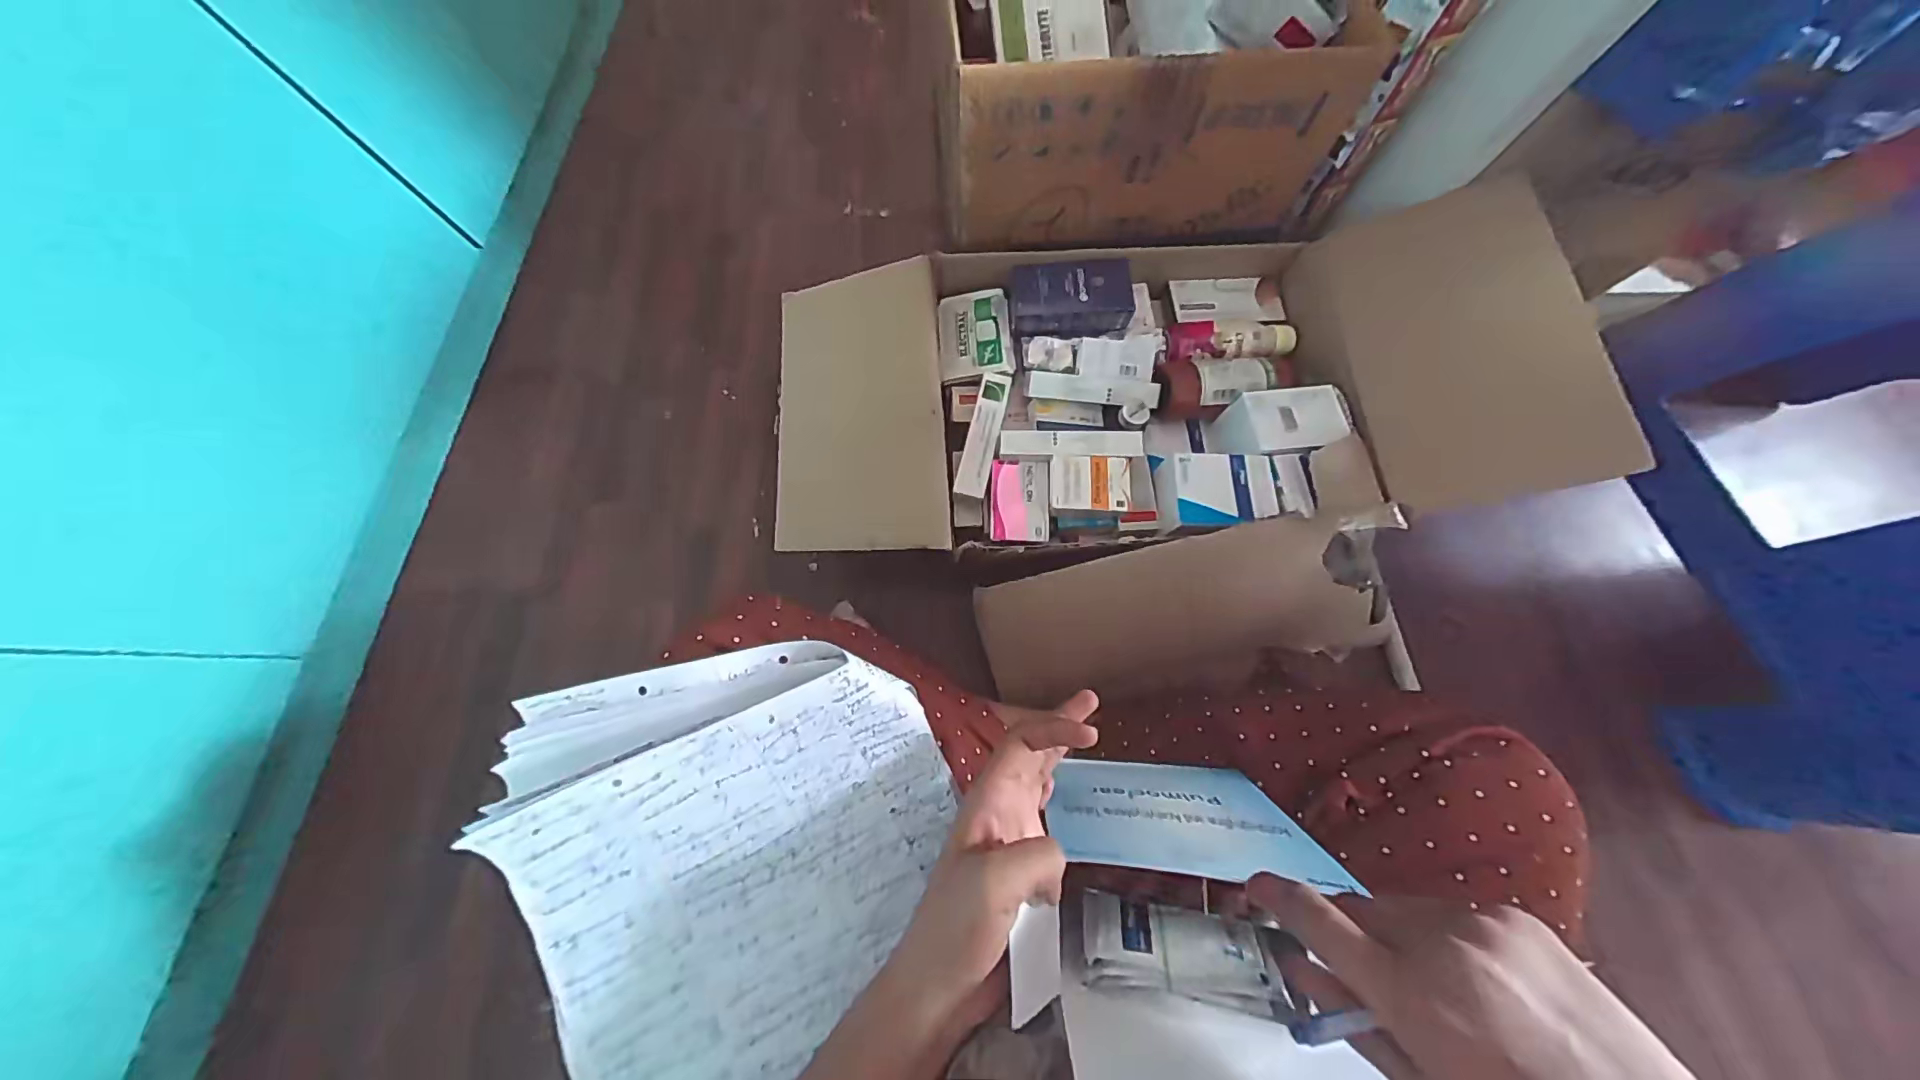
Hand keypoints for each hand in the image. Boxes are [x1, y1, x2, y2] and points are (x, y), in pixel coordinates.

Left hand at [887, 691, 1099, 1017]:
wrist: (938, 983)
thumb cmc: (955, 927)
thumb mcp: (994, 883)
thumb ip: (1036, 854)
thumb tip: (1060, 854)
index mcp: (987, 802)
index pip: (1020, 746)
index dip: (1053, 729)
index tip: (1091, 732)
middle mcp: (997, 811)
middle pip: (1029, 753)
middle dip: (1058, 725)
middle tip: (1090, 704)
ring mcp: (1007, 838)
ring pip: (1038, 782)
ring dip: (1061, 758)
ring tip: (1086, 739)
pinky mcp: (1019, 868)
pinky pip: (1047, 821)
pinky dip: (1063, 801)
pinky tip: (1073, 804)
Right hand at [1246, 875, 1693, 1079]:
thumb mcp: (1422, 1078)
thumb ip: (1352, 1018)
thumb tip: (1302, 967)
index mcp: (1411, 992)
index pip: (1317, 921)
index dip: (1277, 897)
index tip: (1255, 886)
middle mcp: (1440, 940)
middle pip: (1355, 907)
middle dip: (1346, 931)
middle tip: (1363, 972)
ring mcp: (1482, 921)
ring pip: (1399, 907)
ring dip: (1396, 934)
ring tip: (1438, 987)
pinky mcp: (1517, 915)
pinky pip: (1449, 910)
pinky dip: (1443, 935)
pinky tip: (1478, 980)